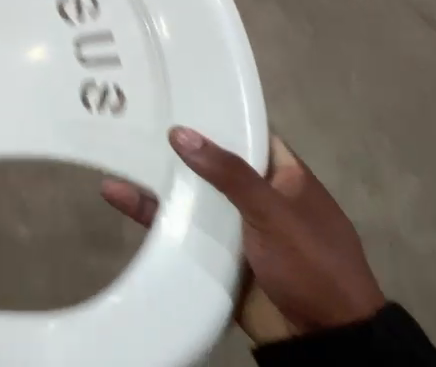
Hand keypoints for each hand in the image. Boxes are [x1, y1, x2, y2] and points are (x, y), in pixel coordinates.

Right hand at [100, 128, 386, 344]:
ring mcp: (233, 225)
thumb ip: (230, 175)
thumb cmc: (313, 266)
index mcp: (286, 180)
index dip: (219, 115)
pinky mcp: (211, 251)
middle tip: (130, 115)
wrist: (322, 341)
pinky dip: (147, 210)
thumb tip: (179, 132)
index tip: (177, 94)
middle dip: (175, 144)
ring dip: (154, 177)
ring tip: (113, 151)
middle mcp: (257, 197)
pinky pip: (174, 224)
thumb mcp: (275, 214)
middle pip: (210, 162)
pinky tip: (114, 192)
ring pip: (187, 192)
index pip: (250, 135)